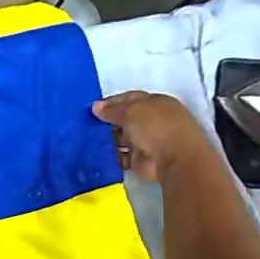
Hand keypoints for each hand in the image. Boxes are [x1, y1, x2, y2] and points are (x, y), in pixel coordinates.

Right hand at [92, 91, 206, 183]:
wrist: (174, 159)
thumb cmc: (156, 127)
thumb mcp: (132, 112)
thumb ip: (113, 110)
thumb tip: (95, 107)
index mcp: (154, 103)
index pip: (130, 99)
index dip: (111, 102)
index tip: (93, 108)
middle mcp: (150, 121)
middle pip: (124, 118)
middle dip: (106, 121)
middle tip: (85, 124)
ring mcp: (145, 141)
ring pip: (120, 137)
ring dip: (106, 138)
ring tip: (85, 139)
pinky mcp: (138, 159)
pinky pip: (119, 155)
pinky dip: (109, 155)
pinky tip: (93, 154)